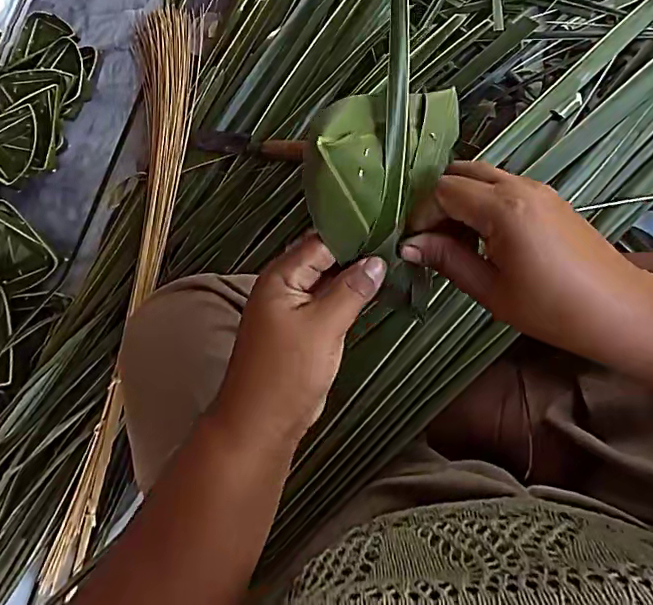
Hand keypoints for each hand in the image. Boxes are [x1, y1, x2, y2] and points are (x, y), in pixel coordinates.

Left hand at [211, 232, 384, 450]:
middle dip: (354, 252)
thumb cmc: (285, 374)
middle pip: (322, 257)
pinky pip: (324, 300)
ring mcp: (289, 306)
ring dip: (352, 274)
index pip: (320, 241)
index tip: (386, 227)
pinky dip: (345, 295)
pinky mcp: (298, 327)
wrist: (260, 426)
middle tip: (393, 243)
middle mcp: (281, 284)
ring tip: (388, 263)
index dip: (352, 234)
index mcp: (280, 275)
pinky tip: (369, 293)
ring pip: (325, 279)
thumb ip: (351, 290)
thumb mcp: (323, 327)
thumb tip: (377, 260)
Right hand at [400, 161, 649, 356]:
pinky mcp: (549, 196)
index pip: (443, 191)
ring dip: (462, 198)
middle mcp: (518, 185)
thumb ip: (447, 260)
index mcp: (502, 207)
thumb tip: (408, 245)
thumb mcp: (492, 291)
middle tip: (435, 239)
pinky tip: (488, 238)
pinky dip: (484, 200)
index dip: (422, 215)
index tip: (416, 244)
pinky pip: (503, 184)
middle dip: (439, 201)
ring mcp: (537, 187)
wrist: (625, 313)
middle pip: (459, 172)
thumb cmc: (555, 309)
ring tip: (460, 240)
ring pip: (481, 174)